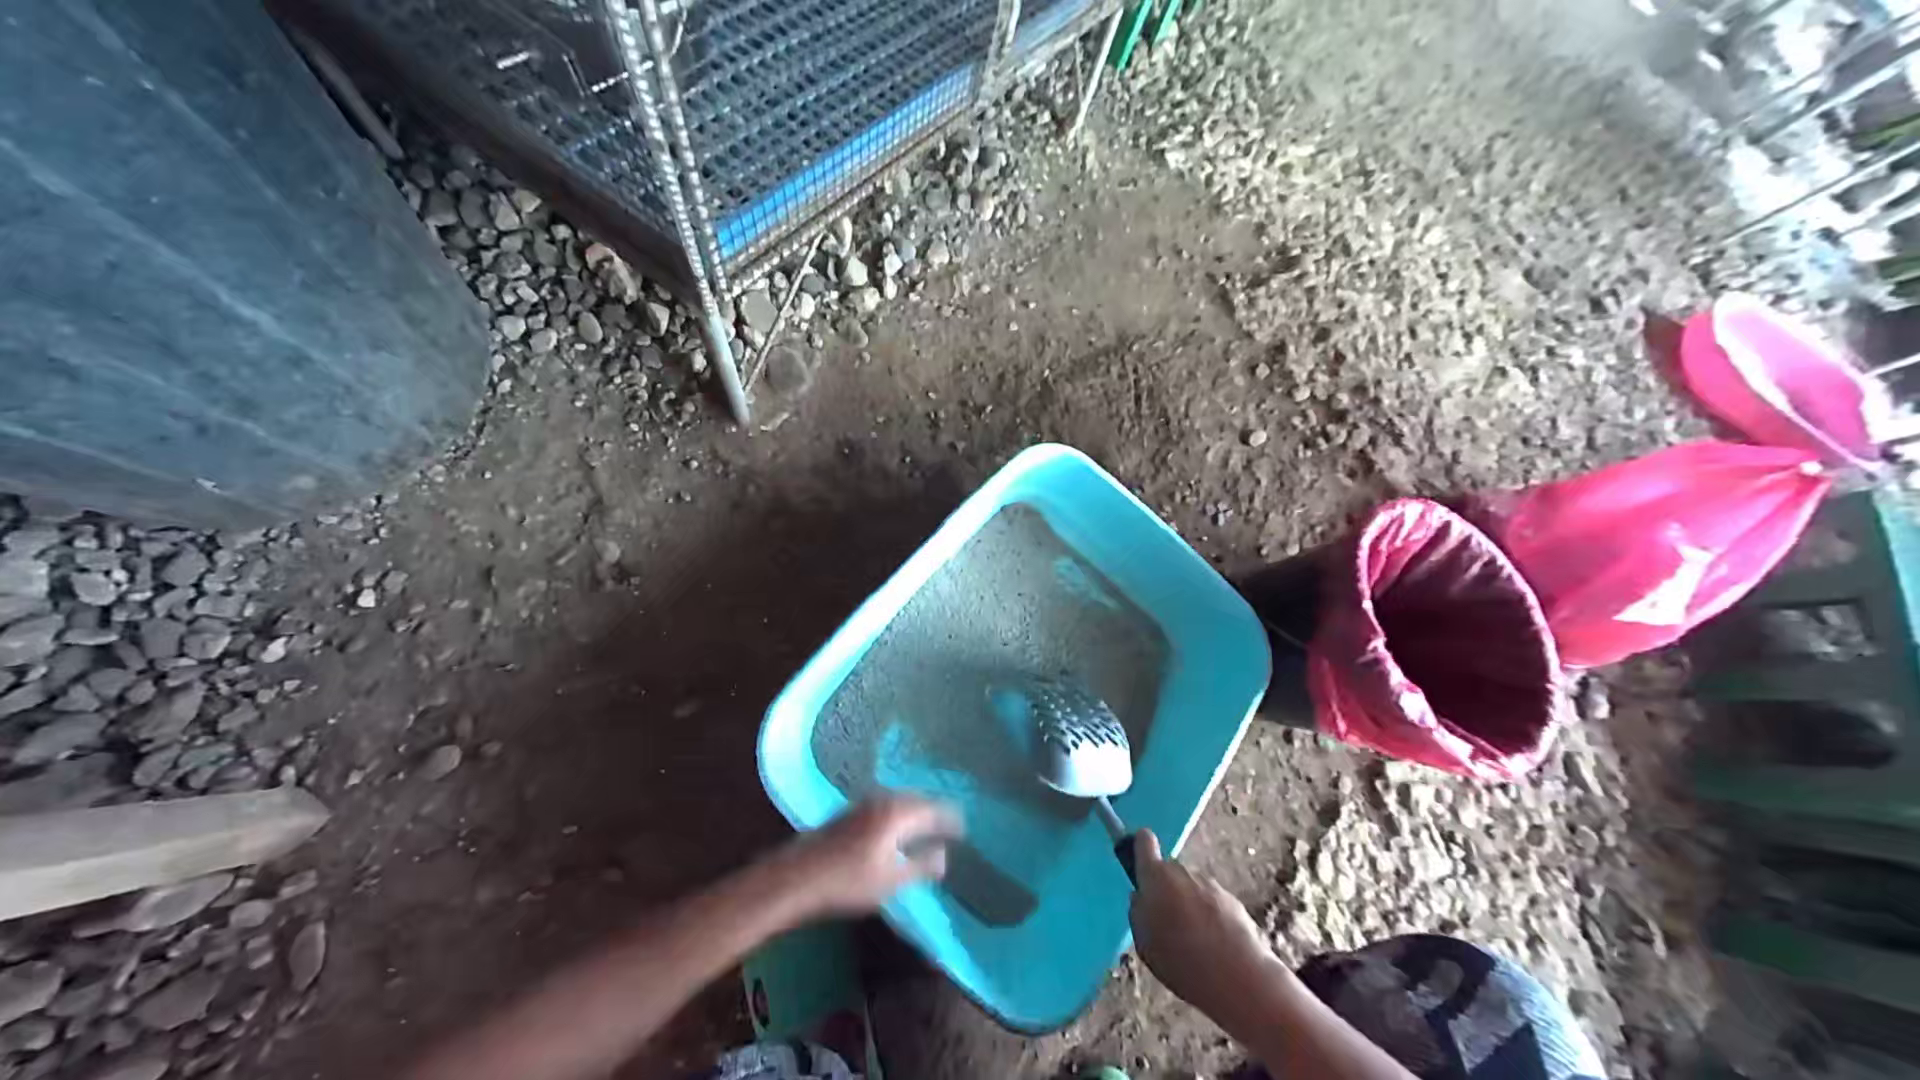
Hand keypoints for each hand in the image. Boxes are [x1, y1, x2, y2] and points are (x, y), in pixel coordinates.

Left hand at [780, 795, 962, 915]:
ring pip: (898, 800)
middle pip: (916, 799)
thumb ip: (922, 866)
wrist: (797, 877)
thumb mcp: (892, 881)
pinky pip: (884, 804)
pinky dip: (898, 812)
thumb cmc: (848, 882)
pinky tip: (895, 826)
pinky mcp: (848, 812)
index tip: (964, 826)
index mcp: (896, 813)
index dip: (950, 818)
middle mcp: (881, 800)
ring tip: (926, 822)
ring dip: (914, 809)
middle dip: (933, 810)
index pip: (932, 809)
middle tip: (948, 822)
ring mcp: (862, 803)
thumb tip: (945, 856)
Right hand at [1129, 829, 1276, 1016]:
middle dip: (1167, 890)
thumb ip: (1139, 912)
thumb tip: (1141, 898)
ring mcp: (1211, 885)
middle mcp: (1183, 872)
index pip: (1144, 841)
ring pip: (1193, 889)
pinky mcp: (1234, 902)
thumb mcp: (1143, 940)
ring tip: (1194, 944)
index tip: (1139, 861)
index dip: (1140, 846)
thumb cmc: (1179, 959)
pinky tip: (1216, 949)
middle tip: (1168, 923)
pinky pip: (1215, 905)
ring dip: (1191, 907)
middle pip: (1170, 871)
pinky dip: (1213, 919)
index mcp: (1155, 876)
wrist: (1237, 977)